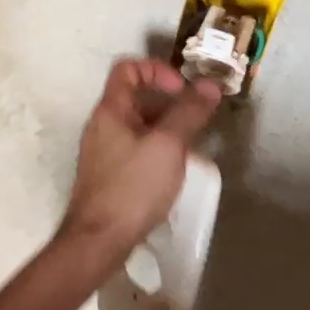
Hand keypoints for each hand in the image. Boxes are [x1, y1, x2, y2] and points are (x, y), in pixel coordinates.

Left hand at [58, 59, 221, 255]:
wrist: (99, 240)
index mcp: (110, 110)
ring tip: (190, 145)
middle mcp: (102, 126)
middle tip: (195, 119)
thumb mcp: (168, 146)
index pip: (128, 69)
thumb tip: (209, 84)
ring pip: (137, 125)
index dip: (157, 70)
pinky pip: (135, 149)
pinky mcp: (109, 175)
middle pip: (135, 97)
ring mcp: (103, 152)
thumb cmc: (133, 188)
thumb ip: (189, 113)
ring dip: (165, 128)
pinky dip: (156, 149)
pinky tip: (174, 170)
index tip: (182, 91)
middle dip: (168, 102)